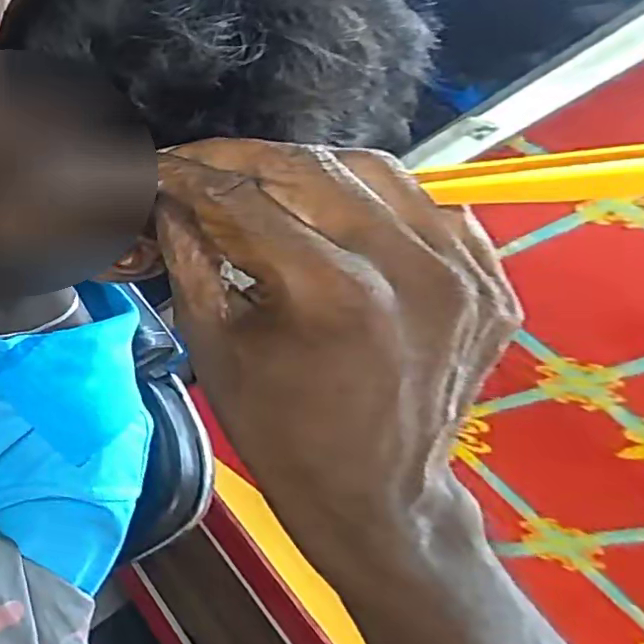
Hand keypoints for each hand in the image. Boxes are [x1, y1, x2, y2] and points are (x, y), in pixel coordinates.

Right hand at [153, 140, 522, 574]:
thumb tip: (165, 201)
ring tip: (250, 176)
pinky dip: (362, 191)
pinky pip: (422, 201)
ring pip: (370, 169)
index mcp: (328, 291)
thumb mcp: (209, 337)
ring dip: (297, 164)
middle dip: (235, 157)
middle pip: (306, 169)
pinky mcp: (489, 278)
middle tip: (191, 162)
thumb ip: (188, 256)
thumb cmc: (273, 422)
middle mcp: (408, 266)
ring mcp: (462, 269)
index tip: (153, 166)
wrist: (369, 486)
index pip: (241, 201)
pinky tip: (322, 206)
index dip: (187, 176)